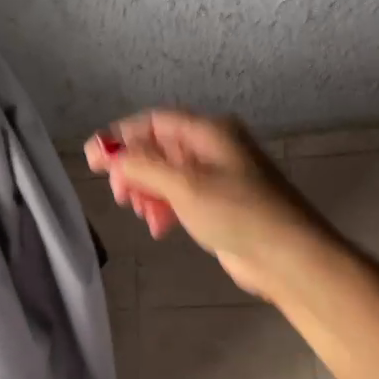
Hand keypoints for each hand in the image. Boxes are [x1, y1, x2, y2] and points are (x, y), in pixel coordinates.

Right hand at [83, 108, 316, 295]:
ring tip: (140, 215)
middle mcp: (212, 148)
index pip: (153, 122)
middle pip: (157, 149)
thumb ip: (141, 166)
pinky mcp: (219, 204)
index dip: (119, 138)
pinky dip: (163, 208)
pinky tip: (158, 227)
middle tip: (118, 196)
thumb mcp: (183, 185)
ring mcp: (217, 177)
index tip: (91, 161)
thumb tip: (107, 153)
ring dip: (146, 192)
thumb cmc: (237, 212)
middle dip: (133, 170)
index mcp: (209, 131)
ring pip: (166, 175)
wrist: (287, 256)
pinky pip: (179, 197)